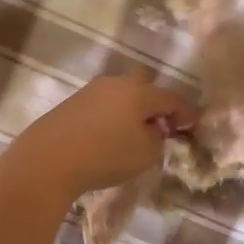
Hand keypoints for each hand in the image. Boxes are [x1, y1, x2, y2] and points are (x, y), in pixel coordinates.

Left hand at [10, 74, 196, 196]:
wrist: (48, 160)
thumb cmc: (107, 155)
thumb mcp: (147, 153)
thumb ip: (159, 137)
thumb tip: (153, 128)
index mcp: (140, 92)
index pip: (172, 98)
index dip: (186, 113)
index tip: (195, 126)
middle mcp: (116, 83)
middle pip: (145, 87)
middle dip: (157, 104)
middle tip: (162, 127)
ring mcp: (91, 91)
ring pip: (122, 95)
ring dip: (133, 110)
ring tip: (135, 135)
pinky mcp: (73, 104)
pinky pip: (104, 106)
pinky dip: (114, 117)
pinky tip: (111, 136)